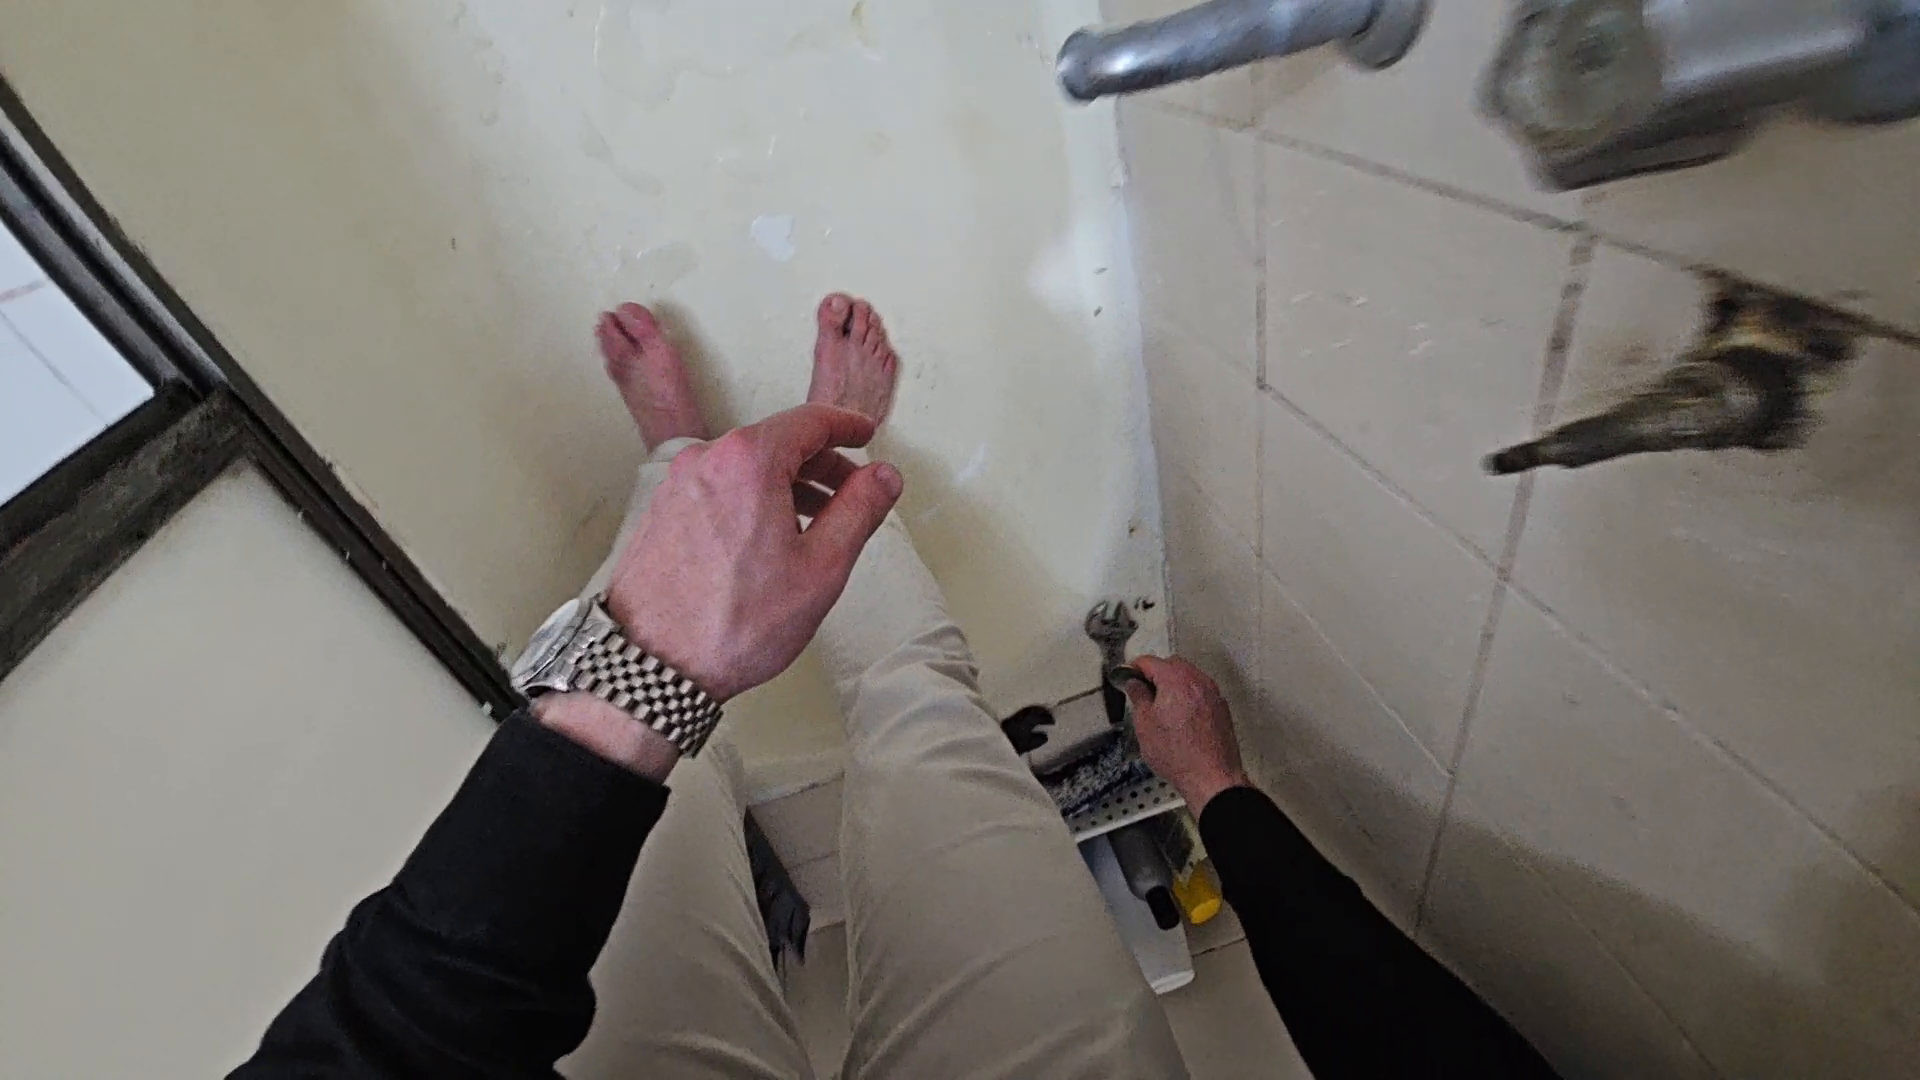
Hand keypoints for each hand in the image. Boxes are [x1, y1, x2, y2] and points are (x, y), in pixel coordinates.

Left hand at [606, 403, 903, 702]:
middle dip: (823, 463)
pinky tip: (773, 537)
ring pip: (750, 467)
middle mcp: (707, 461)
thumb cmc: (733, 624)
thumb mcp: (822, 567)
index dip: (846, 425)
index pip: (810, 420)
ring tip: (818, 522)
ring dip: (791, 483)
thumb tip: (884, 478)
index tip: (864, 433)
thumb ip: (860, 510)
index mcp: (748, 463)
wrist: (653, 665)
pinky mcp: (665, 511)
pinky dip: (757, 498)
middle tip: (853, 490)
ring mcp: (680, 485)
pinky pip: (723, 487)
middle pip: (779, 441)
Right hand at [1123, 656, 1252, 813]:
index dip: (1134, 668)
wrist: (1211, 778)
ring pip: (1188, 676)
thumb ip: (1138, 697)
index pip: (1150, 661)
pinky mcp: (1221, 708)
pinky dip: (1188, 695)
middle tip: (1143, 691)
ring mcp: (1212, 693)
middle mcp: (1197, 681)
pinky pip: (1200, 691)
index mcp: (1175, 679)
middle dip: (1155, 673)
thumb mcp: (1144, 724)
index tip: (1127, 679)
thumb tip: (1134, 684)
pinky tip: (1180, 716)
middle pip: (1172, 664)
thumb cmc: (1176, 754)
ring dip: (1173, 683)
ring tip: (1161, 706)